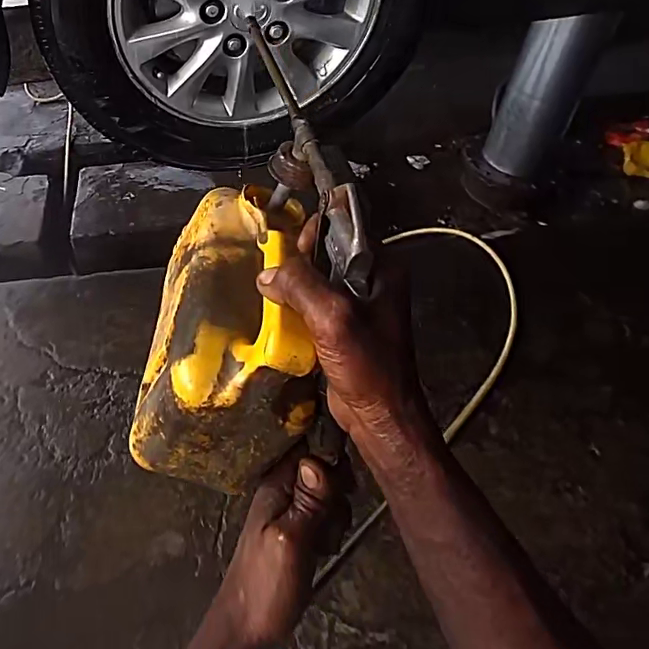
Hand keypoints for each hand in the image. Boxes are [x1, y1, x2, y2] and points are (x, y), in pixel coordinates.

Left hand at [186, 450, 342, 648]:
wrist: (249, 622)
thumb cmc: (264, 582)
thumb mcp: (289, 540)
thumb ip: (306, 502)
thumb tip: (317, 460)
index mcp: (275, 483)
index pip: (307, 447)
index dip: (330, 458)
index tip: (342, 483)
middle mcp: (282, 488)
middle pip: (323, 470)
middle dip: (337, 494)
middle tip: (329, 521)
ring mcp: (290, 508)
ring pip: (329, 495)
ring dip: (335, 517)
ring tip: (323, 541)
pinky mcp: (300, 528)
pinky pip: (326, 517)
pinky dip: (331, 531)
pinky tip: (323, 549)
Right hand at [256, 215, 423, 434]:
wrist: (380, 419)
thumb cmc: (370, 367)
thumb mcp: (333, 316)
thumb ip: (300, 285)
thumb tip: (267, 274)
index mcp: (381, 268)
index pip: (340, 229)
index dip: (312, 232)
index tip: (289, 246)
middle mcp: (370, 280)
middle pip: (322, 253)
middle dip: (296, 261)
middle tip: (277, 274)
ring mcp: (354, 304)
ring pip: (312, 278)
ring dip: (290, 285)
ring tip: (274, 294)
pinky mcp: (339, 325)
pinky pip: (308, 303)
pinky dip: (291, 305)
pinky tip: (280, 314)